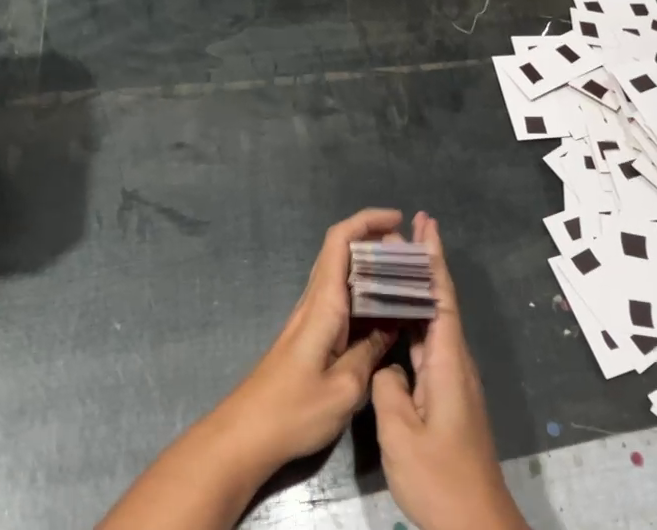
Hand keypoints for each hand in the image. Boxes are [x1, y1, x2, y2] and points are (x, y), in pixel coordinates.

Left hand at [212, 208, 403, 469]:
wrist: (244, 436)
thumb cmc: (293, 411)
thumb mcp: (344, 388)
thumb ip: (370, 352)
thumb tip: (389, 326)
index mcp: (323, 304)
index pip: (340, 241)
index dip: (367, 220)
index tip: (398, 221)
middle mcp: (315, 302)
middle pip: (342, 252)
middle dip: (376, 242)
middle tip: (412, 257)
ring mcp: (310, 320)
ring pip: (342, 276)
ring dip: (373, 269)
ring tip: (408, 281)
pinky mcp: (309, 338)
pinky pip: (341, 302)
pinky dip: (365, 296)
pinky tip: (386, 315)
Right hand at [371, 213, 527, 529]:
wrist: (474, 521)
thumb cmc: (438, 476)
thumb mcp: (400, 433)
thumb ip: (388, 388)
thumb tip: (386, 365)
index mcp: (448, 363)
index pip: (441, 297)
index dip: (433, 259)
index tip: (426, 224)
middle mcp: (455, 363)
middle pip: (441, 302)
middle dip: (427, 264)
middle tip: (408, 230)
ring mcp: (453, 381)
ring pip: (435, 323)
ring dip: (420, 291)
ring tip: (398, 263)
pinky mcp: (448, 398)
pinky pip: (429, 346)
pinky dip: (414, 323)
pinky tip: (398, 321)